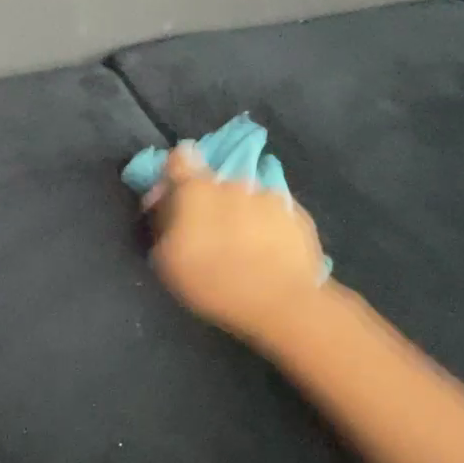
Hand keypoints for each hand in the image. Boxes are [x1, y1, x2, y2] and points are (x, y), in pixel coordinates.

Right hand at [144, 143, 327, 339]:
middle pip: (214, 184)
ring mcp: (271, 197)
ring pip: (246, 199)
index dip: (173, 173)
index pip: (179, 160)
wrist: (281, 302)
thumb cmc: (211, 280)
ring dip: (238, 214)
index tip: (170, 194)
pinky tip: (264, 253)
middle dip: (207, 202)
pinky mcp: (300, 216)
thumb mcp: (166, 258)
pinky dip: (265, 227)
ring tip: (240, 246)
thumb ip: (163, 222)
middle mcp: (234, 184)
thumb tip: (164, 205)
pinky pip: (273, 215)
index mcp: (196, 190)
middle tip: (205, 234)